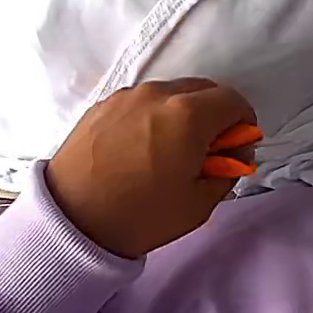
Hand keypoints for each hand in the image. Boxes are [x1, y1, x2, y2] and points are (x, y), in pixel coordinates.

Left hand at [45, 79, 255, 258]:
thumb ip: (230, 170)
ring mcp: (128, 95)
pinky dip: (155, 115)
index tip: (239, 145)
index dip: (245, 123)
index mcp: (189, 115)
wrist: (68, 223)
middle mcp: (160, 94)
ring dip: (185, 112)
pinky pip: (144, 100)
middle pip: (206, 89)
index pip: (234, 101)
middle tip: (210, 148)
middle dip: (217, 114)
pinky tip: (144, 146)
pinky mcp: (104, 104)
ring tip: (172, 148)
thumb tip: (236, 153)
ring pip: (173, 92)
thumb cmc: (140, 215)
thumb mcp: (200, 203)